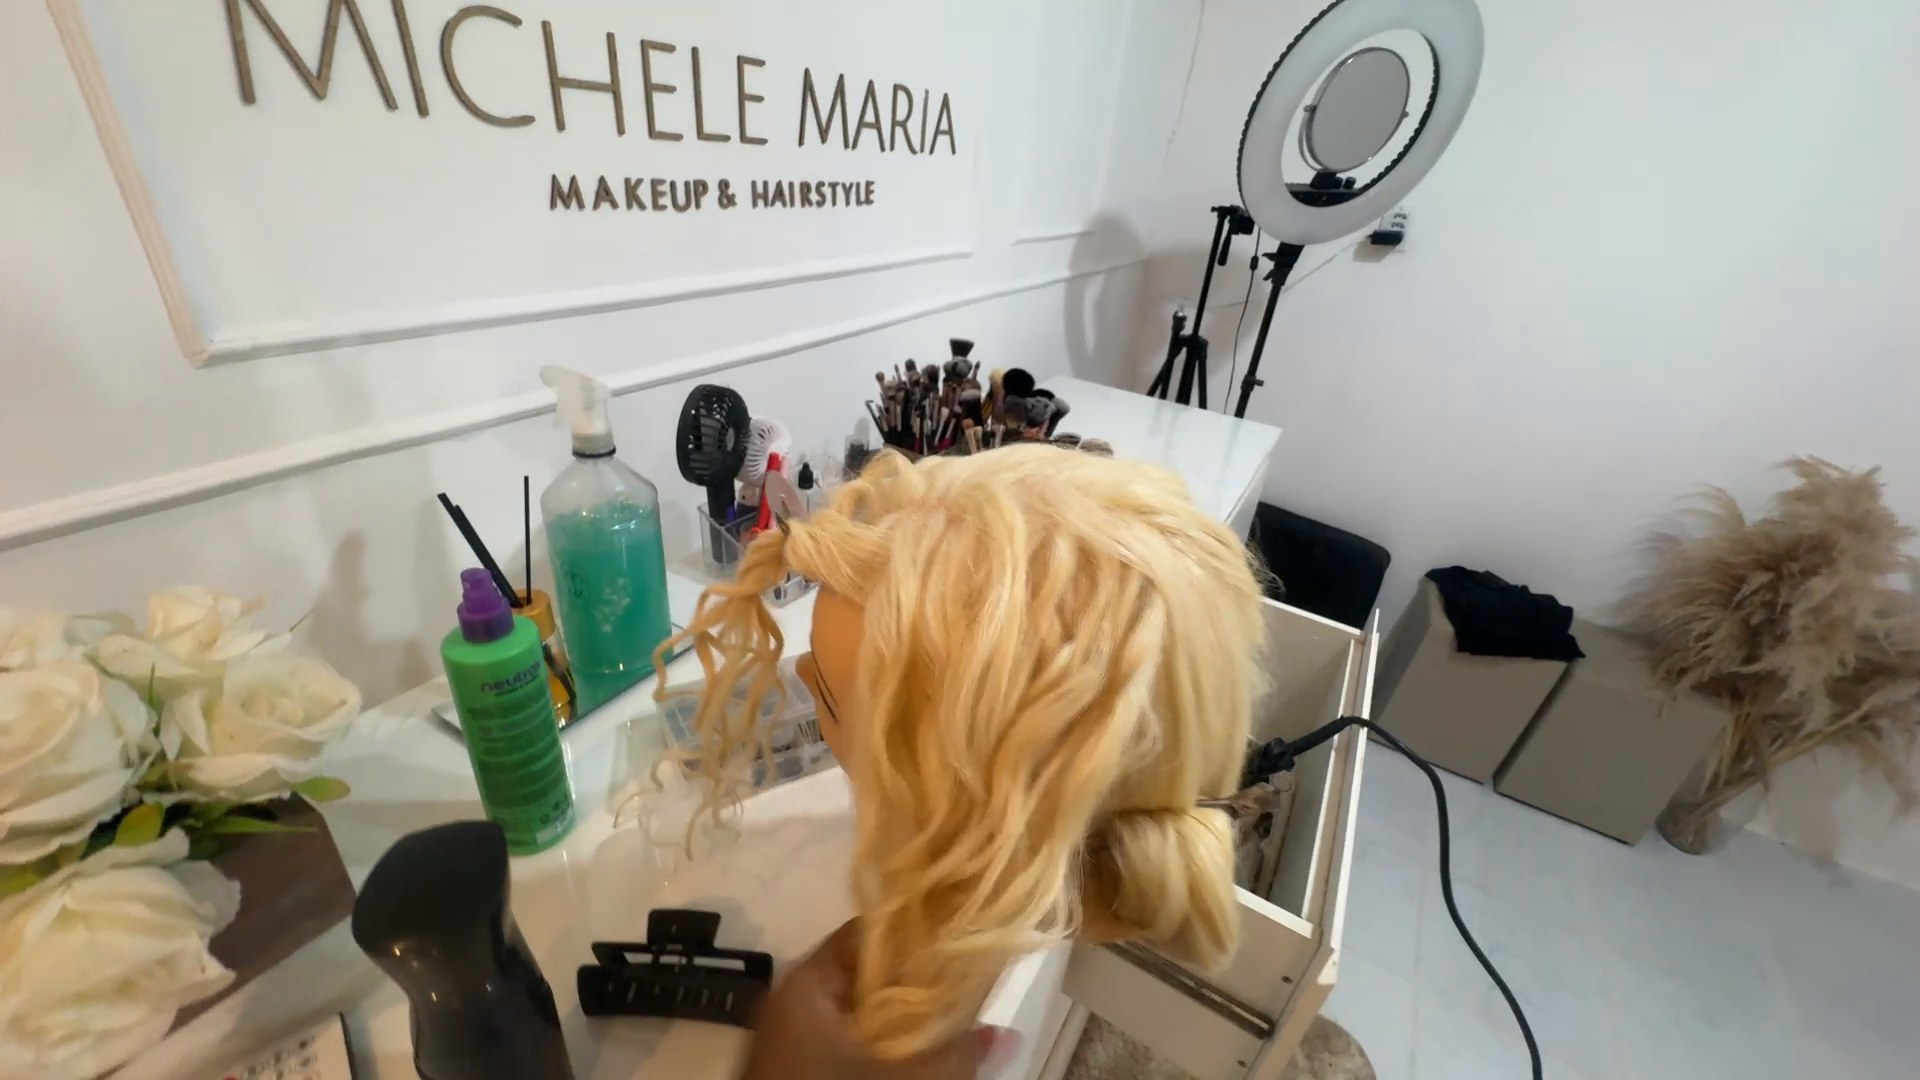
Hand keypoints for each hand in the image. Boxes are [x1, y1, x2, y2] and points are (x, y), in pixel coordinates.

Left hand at [741, 919, 1017, 1079]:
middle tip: (965, 978)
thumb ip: (953, 1055)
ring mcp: (797, 1038)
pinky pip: (850, 1040)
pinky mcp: (804, 1068)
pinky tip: (918, 1048)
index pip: (867, 932)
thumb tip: (1008, 1035)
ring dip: (904, 1015)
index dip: (915, 932)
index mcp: (807, 983)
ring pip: (862, 1010)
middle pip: (867, 971)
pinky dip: (883, 1042)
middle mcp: (797, 1000)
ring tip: (954, 1010)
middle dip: (916, 979)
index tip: (959, 935)